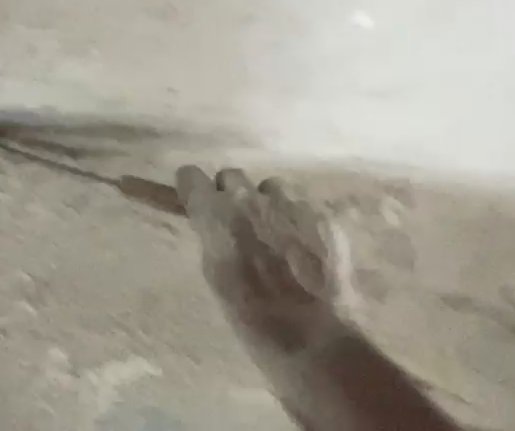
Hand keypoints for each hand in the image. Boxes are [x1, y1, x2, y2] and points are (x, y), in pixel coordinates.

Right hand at [176, 167, 338, 353]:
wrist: (315, 339)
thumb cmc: (251, 313)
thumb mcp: (213, 272)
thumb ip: (212, 236)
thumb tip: (214, 224)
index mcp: (214, 212)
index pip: (190, 175)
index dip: (195, 190)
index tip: (200, 206)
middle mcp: (249, 199)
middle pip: (232, 176)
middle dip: (232, 195)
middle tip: (239, 223)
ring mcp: (290, 206)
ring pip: (272, 187)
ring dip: (268, 204)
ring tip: (277, 233)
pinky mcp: (324, 220)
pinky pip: (305, 208)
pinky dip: (301, 224)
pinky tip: (308, 251)